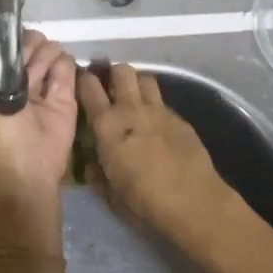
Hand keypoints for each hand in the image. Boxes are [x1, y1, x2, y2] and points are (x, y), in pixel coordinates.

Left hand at [0, 30, 78, 191]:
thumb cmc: (1, 123)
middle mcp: (22, 78)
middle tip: (26, 62)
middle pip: (30, 45)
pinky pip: (67, 67)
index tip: (10, 40)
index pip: (7, 47)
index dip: (9, 41)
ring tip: (38, 76)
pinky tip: (54, 75)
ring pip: (49, 52)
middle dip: (29, 46)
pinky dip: (63, 64)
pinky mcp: (65, 94)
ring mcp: (45, 85)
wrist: (29, 158)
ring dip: (45, 55)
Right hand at [77, 63, 232, 235]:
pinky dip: (156, 107)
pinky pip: (163, 102)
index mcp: (106, 124)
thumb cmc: (143, 201)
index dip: (81, 78)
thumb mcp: (108, 191)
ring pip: (145, 78)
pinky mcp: (179, 118)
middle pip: (120, 69)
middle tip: (110, 90)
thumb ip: (95, 171)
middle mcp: (130, 108)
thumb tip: (90, 162)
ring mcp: (158, 111)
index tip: (79, 83)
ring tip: (134, 101)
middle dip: (113, 74)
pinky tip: (157, 125)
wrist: (193, 203)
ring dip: (137, 85)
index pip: (87, 84)